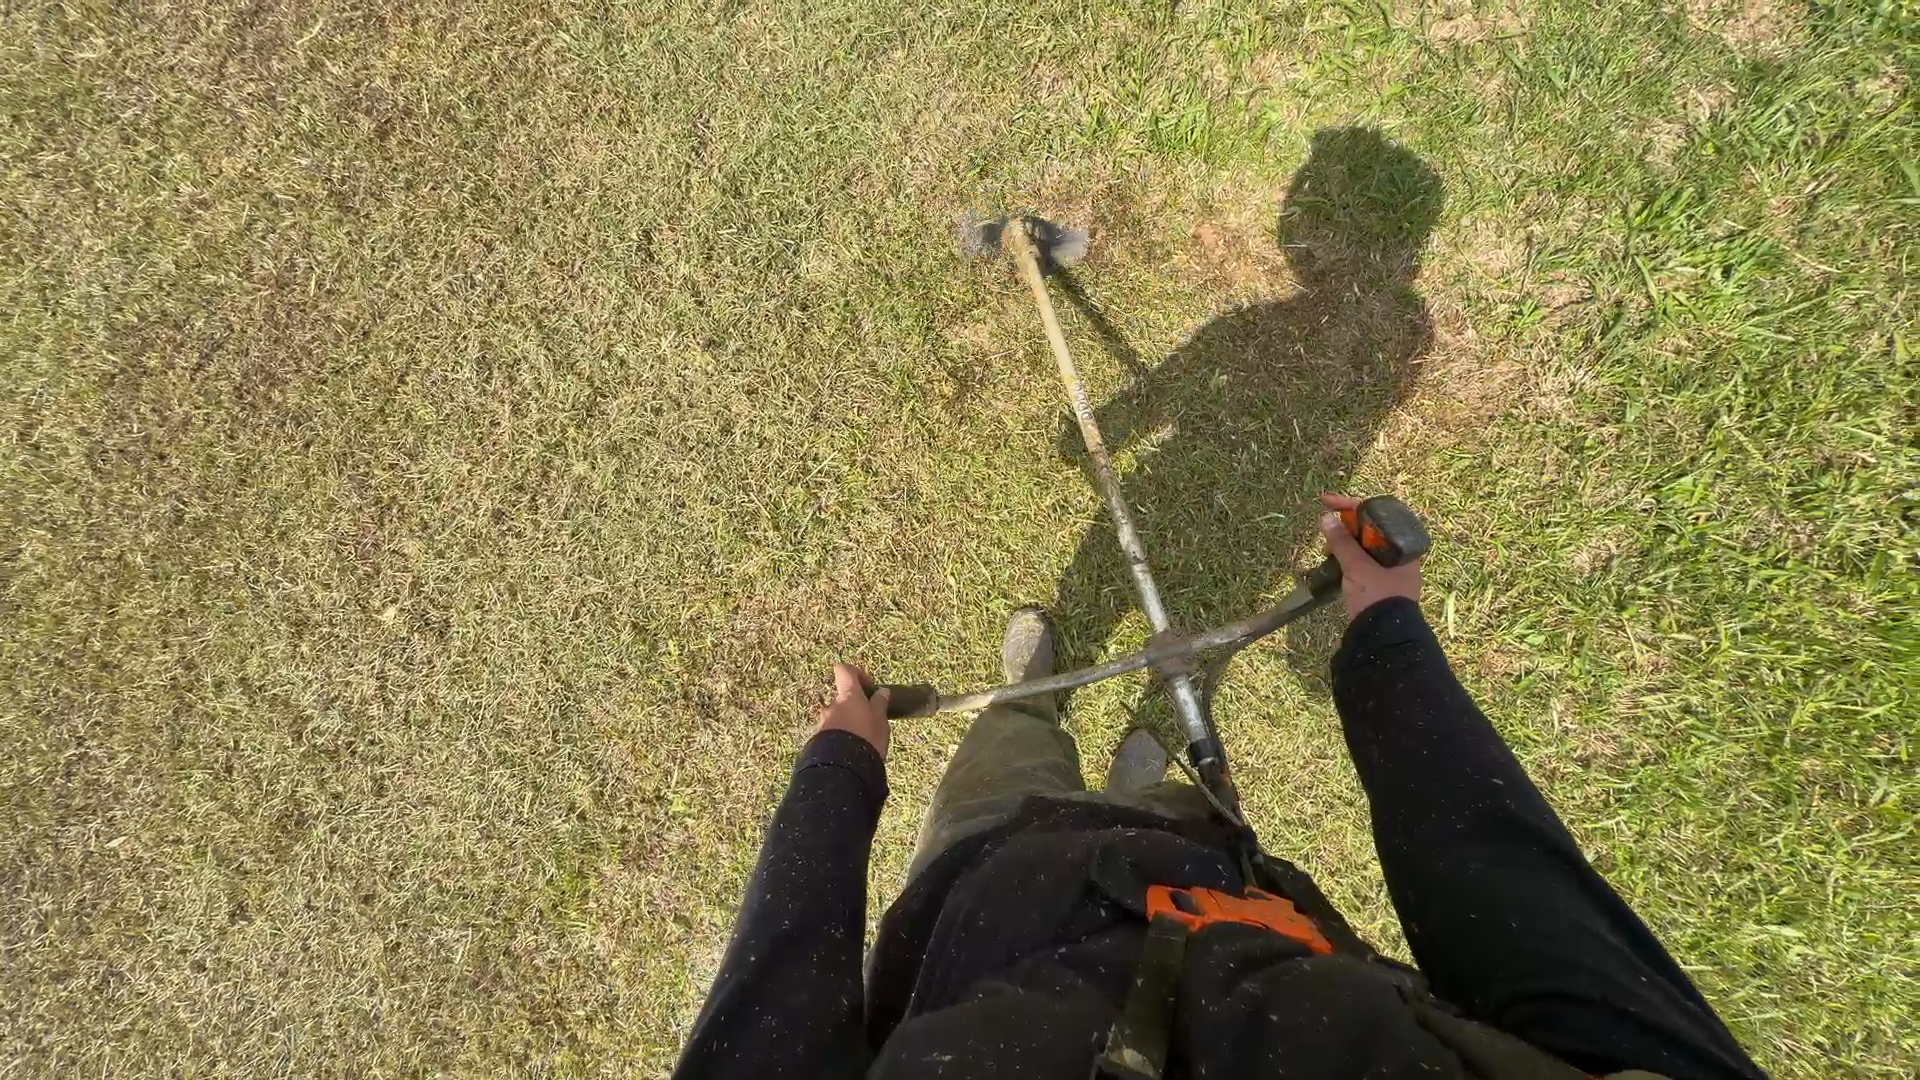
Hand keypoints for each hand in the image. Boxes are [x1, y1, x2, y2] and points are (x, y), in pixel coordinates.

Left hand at [815, 663, 889, 759]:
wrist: (843, 768)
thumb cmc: (866, 737)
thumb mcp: (880, 719)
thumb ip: (879, 703)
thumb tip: (881, 692)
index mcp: (848, 695)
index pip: (844, 670)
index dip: (856, 673)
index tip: (868, 686)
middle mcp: (832, 705)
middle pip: (842, 697)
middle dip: (854, 706)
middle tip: (868, 720)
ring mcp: (823, 722)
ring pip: (836, 716)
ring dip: (847, 722)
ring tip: (861, 739)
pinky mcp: (818, 739)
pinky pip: (831, 732)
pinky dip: (839, 735)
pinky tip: (850, 749)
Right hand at [1319, 493, 1422, 619]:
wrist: (1384, 635)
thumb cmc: (1377, 596)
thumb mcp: (1357, 567)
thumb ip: (1342, 542)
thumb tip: (1325, 517)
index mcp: (1404, 545)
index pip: (1378, 513)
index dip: (1350, 505)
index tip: (1326, 501)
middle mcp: (1400, 554)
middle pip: (1369, 528)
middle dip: (1344, 525)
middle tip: (1325, 531)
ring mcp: (1390, 568)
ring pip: (1363, 544)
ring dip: (1343, 542)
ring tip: (1326, 551)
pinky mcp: (1378, 581)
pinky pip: (1360, 559)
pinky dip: (1345, 556)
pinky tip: (1333, 561)